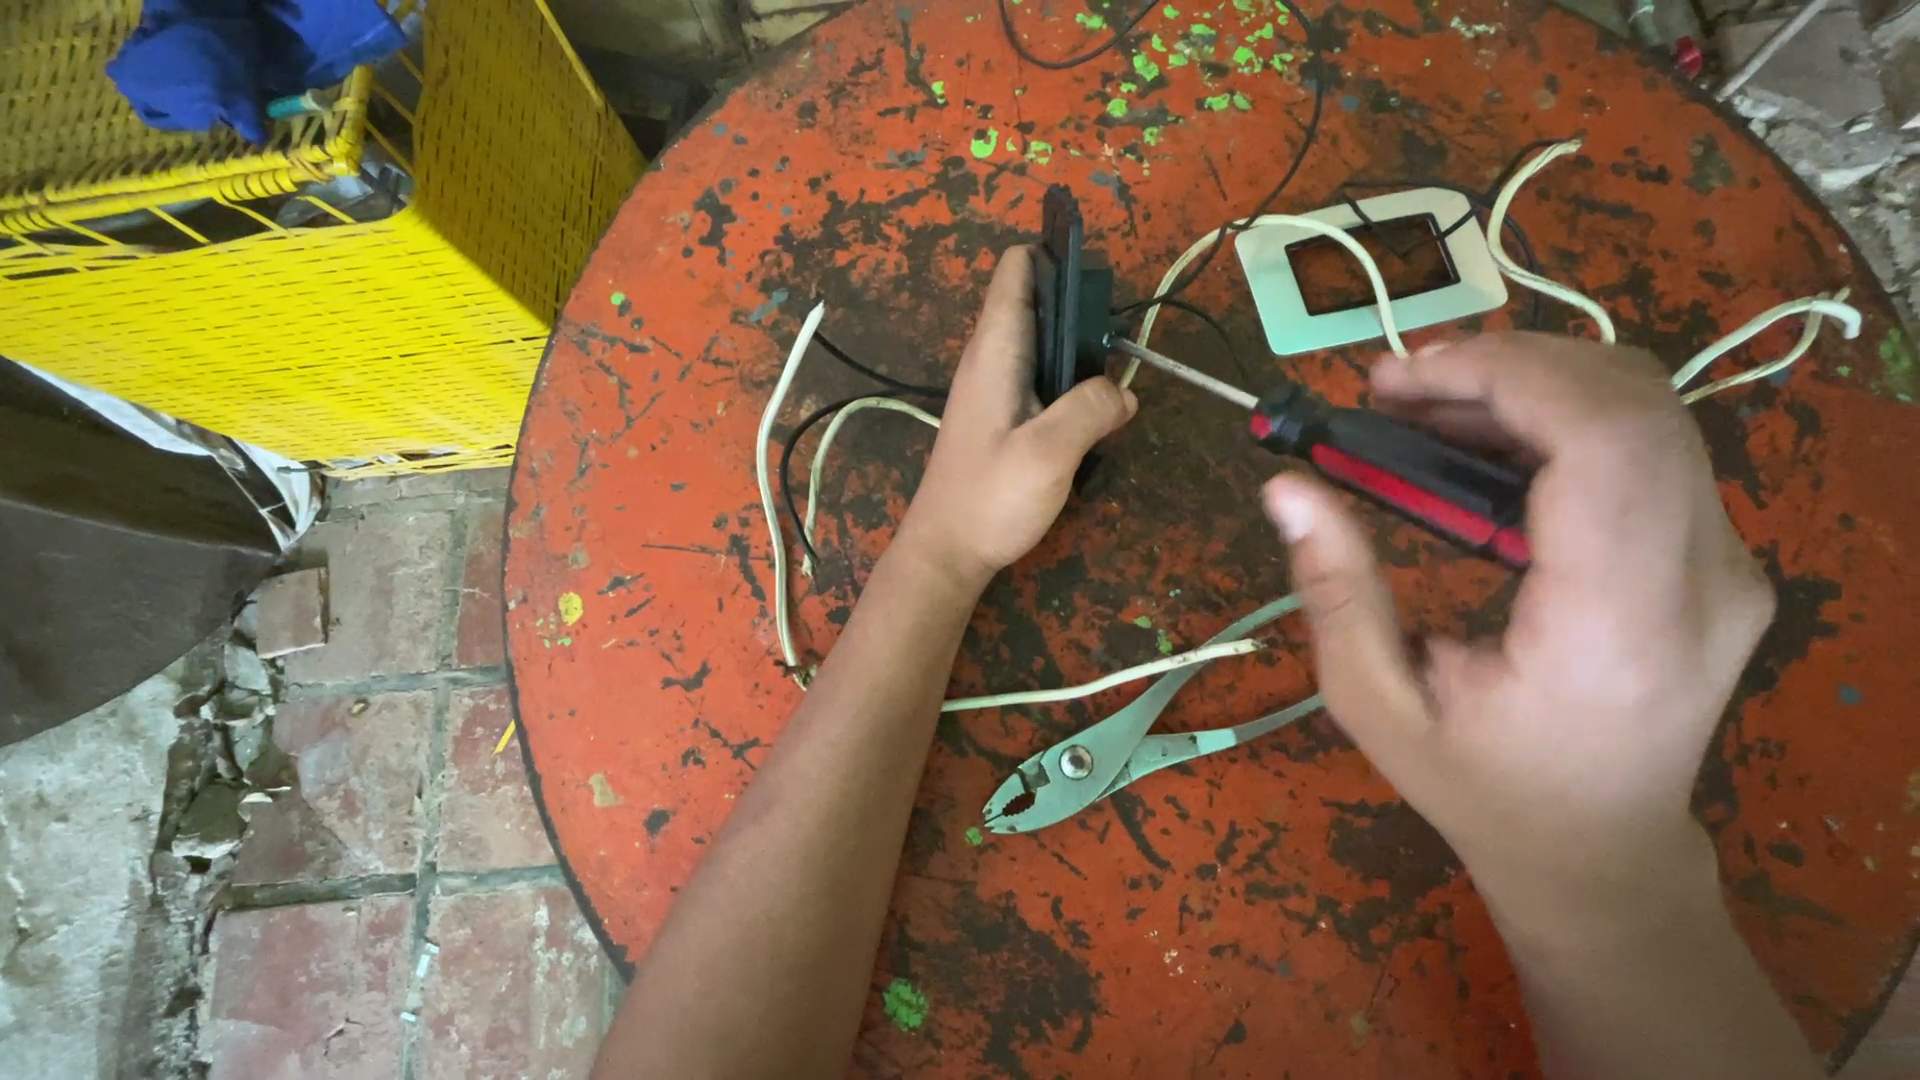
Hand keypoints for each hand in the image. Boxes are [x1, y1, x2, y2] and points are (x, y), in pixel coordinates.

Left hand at [895, 247, 1136, 587]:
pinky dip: (1069, 388)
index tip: (1097, 282)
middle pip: (1038, 304)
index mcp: (996, 351)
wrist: (947, 551)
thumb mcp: (1049, 452)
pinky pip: (1041, 384)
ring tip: (1112, 388)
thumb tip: (1124, 391)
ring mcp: (994, 390)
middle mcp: (991, 360)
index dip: (1054, 257)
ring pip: (1044, 348)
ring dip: (1080, 356)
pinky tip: (1090, 420)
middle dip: (1081, 313)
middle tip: (1118, 350)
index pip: (1016, 270)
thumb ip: (1091, 410)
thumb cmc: (989, 499)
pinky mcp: (1001, 419)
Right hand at [1263, 334, 1774, 933]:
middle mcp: (1702, 580)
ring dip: (1525, 384)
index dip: (1507, 379)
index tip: (1397, 381)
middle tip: (1391, 387)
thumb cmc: (1477, 784)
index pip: (1606, 445)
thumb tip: (1285, 488)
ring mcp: (1725, 563)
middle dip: (1504, 366)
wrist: (1596, 847)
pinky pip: (1642, 445)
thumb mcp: (1374, 701)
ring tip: (1419, 407)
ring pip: (1646, 409)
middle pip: (1633, 405)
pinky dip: (1553, 417)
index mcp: (1616, 626)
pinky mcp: (1713, 554)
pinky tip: (1474, 440)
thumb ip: (1335, 590)